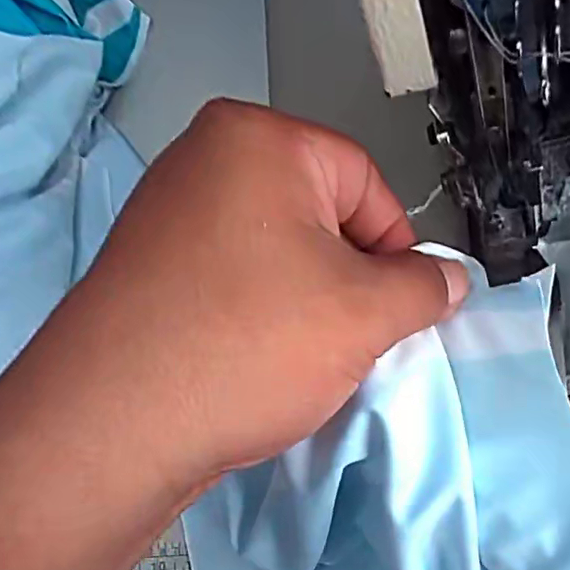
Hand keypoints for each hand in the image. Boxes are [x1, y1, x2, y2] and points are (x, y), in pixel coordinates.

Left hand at [72, 99, 466, 478]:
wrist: (119, 427)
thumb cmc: (245, 348)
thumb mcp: (366, 315)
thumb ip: (426, 288)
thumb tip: (449, 278)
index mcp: (259, 142)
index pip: (370, 184)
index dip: (399, 250)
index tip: (400, 306)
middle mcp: (206, 163)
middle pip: (327, 220)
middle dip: (355, 283)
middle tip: (356, 336)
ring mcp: (174, 219)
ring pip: (287, 259)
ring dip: (316, 309)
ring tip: (307, 357)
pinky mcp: (157, 274)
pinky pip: (244, 286)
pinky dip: (270, 321)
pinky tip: (266, 363)